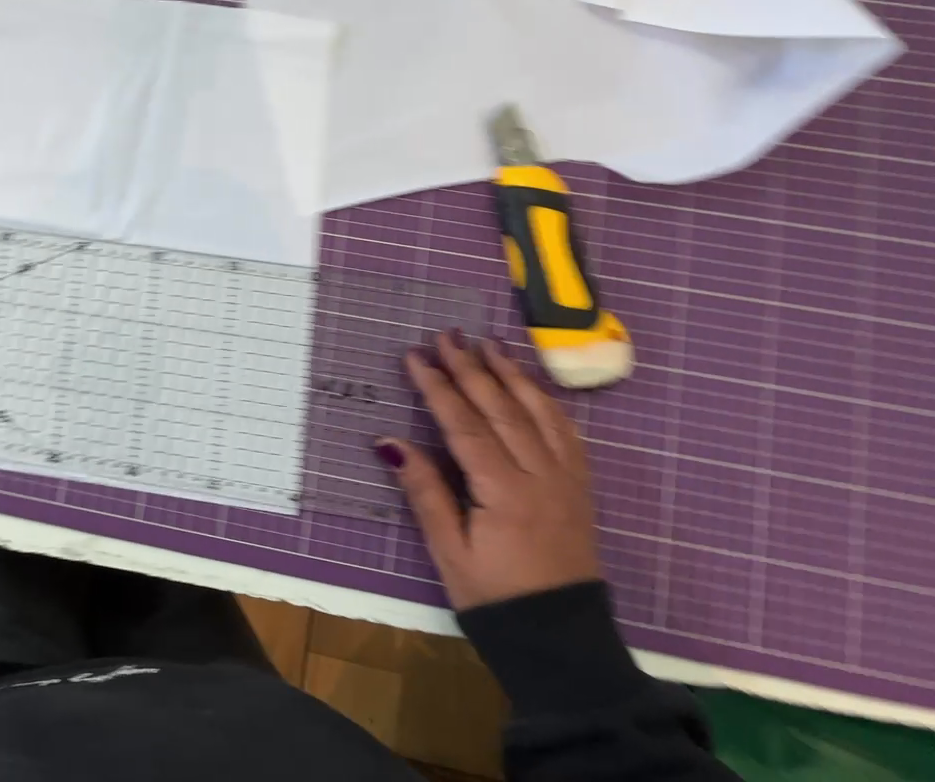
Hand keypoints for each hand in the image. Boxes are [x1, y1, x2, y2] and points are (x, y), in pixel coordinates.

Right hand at [380, 330, 600, 609]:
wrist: (559, 636)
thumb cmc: (492, 594)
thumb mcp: (447, 548)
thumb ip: (425, 490)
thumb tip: (391, 441)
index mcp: (505, 492)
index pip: (465, 425)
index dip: (438, 387)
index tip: (416, 356)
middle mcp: (542, 476)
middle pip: (502, 409)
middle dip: (472, 368)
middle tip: (448, 334)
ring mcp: (567, 480)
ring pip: (540, 413)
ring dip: (512, 375)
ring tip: (489, 344)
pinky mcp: (580, 487)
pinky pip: (566, 432)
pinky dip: (546, 401)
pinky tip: (531, 385)